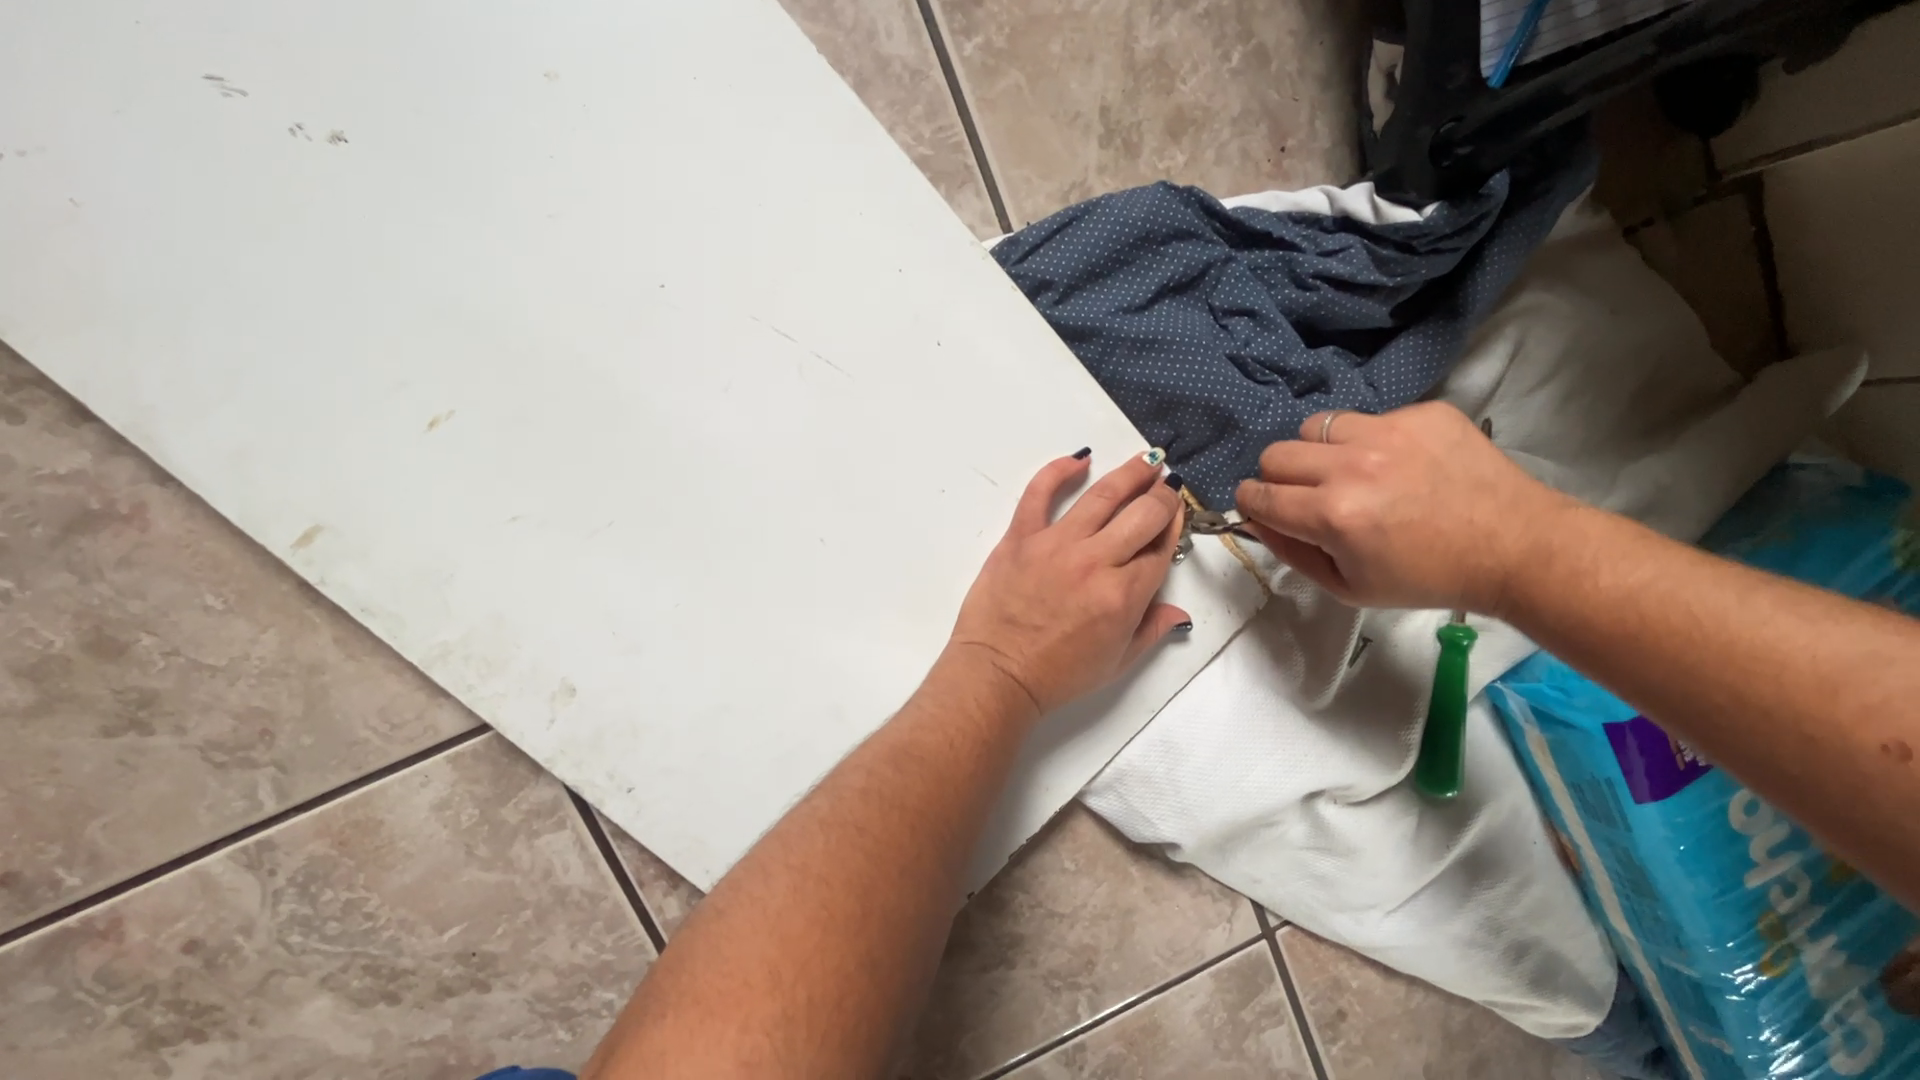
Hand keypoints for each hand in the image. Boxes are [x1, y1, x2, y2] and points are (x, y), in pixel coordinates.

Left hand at [947, 450, 1190, 716]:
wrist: (998, 673)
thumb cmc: (1058, 675)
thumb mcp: (1116, 663)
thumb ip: (1151, 631)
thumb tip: (1179, 612)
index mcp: (1124, 596)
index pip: (1161, 548)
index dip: (1174, 527)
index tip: (1176, 513)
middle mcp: (1096, 562)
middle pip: (1142, 514)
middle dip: (1162, 496)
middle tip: (1166, 486)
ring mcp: (1056, 545)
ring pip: (1102, 496)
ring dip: (1130, 473)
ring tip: (1145, 460)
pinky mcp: (1020, 537)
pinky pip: (1039, 492)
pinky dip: (1059, 471)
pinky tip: (1079, 459)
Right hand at [1234, 403, 1575, 614]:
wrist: (1515, 547)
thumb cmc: (1427, 578)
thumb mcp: (1348, 587)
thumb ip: (1291, 553)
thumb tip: (1258, 520)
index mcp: (1332, 515)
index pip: (1257, 495)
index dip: (1252, 504)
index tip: (1265, 509)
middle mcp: (1352, 466)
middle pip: (1275, 454)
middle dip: (1279, 478)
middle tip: (1307, 496)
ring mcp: (1388, 432)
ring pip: (1315, 426)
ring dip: (1319, 451)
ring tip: (1349, 472)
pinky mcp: (1421, 413)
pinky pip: (1367, 419)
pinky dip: (1370, 441)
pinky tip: (1399, 465)